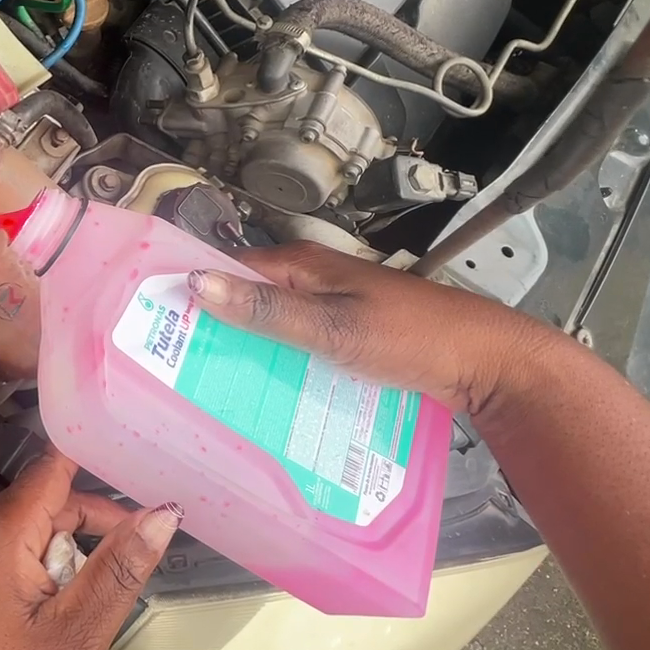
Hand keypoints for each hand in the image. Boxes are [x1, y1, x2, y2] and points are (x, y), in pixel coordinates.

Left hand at [0, 452, 178, 649]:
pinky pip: (10, 539)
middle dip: (90, 521)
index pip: (53, 466)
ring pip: (30, 519)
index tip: (131, 461)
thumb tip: (159, 517)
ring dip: (66, 544)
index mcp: (0, 530)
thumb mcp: (77, 632)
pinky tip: (52, 599)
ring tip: (82, 595)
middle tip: (126, 557)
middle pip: (45, 496)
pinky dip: (40, 557)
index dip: (95, 460)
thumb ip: (119, 569)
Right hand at [187, 241, 570, 417]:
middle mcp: (309, 277)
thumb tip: (194, 280)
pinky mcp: (345, 330)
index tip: (156, 319)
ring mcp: (329, 303)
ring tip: (205, 375)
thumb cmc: (410, 340)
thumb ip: (264, 309)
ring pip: (267, 318)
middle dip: (211, 320)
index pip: (225, 267)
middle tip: (173, 357)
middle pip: (244, 294)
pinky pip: (291, 337)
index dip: (191, 287)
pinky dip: (271, 353)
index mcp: (300, 266)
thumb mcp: (331, 328)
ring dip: (240, 340)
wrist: (493, 364)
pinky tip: (260, 383)